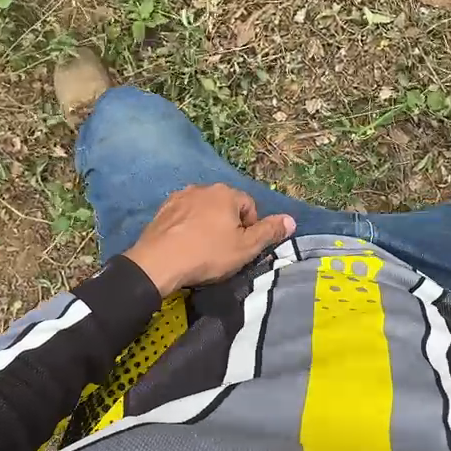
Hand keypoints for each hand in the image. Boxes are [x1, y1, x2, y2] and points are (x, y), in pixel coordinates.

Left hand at [124, 184, 295, 297]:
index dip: (250, 228)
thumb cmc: (207, 254)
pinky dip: (188, 226)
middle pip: (226, 205)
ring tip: (203, 249)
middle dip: (229, 224)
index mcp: (226, 193)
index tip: (242, 248)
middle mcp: (203, 188)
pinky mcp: (163, 209)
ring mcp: (180, 196)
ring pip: (203, 209)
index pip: (249, 206)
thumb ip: (269, 232)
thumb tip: (291, 220)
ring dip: (207, 224)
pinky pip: (184, 215)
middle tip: (224, 250)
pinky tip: (185, 245)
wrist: (159, 262)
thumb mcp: (245, 248)